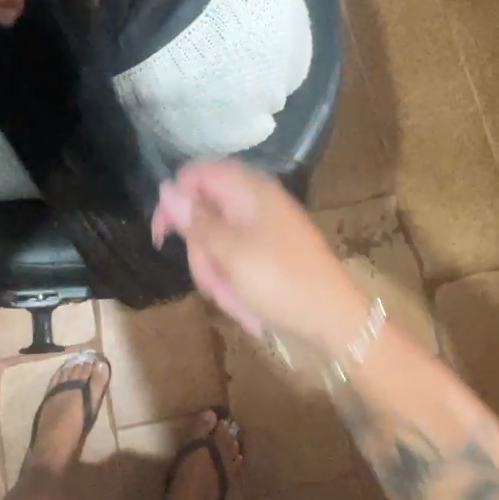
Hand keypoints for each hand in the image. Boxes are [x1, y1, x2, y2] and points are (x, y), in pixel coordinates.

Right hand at [152, 160, 371, 358]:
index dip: (175, 200)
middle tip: (214, 280)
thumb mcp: (230, 253)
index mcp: (249, 190)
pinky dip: (233, 285)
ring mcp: (262, 231)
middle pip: (203, 214)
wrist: (334, 323)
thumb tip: (165, 187)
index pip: (197, 175)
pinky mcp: (267, 256)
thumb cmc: (282, 283)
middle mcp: (255, 204)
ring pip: (215, 245)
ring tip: (235, 301)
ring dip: (217, 276)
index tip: (164, 236)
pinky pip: (234, 263)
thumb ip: (195, 221)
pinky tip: (246, 308)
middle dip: (201, 252)